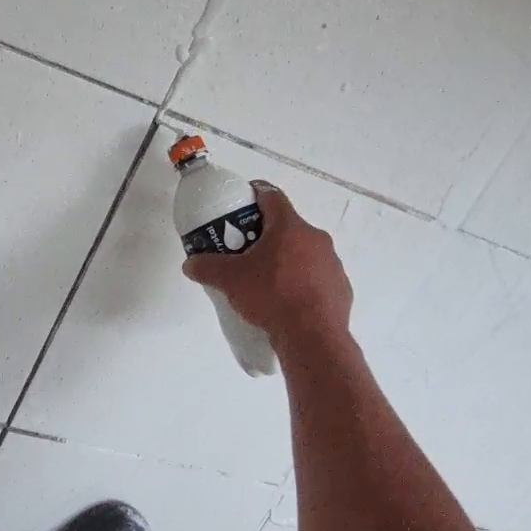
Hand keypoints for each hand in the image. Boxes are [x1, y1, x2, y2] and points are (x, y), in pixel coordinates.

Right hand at [183, 182, 351, 345]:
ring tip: (267, 281)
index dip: (255, 194)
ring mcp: (332, 263)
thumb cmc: (271, 296)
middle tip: (246, 251)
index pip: (272, 195)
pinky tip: (288, 301)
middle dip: (267, 235)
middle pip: (288, 227)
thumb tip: (191, 264)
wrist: (313, 336)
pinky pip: (317, 276)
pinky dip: (302, 282)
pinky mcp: (340, 287)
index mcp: (289, 227)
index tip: (242, 203)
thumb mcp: (230, 280)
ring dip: (286, 259)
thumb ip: (207, 268)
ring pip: (304, 252)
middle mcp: (315, 238)